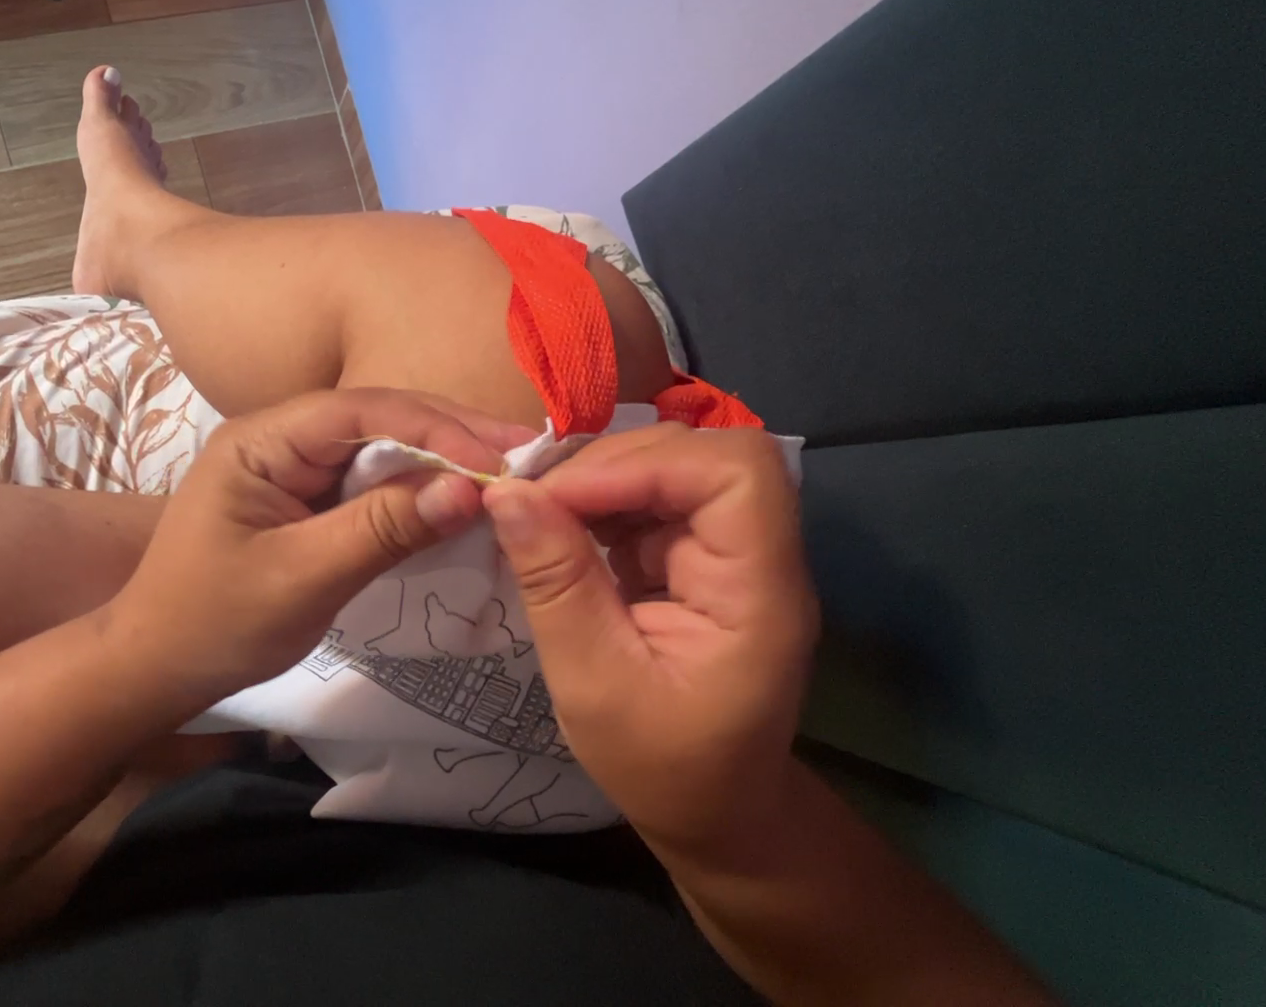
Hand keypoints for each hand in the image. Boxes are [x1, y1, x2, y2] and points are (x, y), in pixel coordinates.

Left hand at [104, 388, 531, 699]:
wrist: (158, 664)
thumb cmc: (216, 622)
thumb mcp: (301, 578)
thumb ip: (382, 530)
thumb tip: (471, 492)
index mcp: (262, 441)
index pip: (359, 411)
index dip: (434, 427)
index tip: (498, 459)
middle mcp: (280, 438)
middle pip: (377, 419)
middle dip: (449, 435)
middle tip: (526, 453)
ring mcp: (294, 468)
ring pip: (380, 449)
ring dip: (441, 460)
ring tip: (510, 470)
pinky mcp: (308, 499)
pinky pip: (371, 484)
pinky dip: (417, 492)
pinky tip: (460, 498)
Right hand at [482, 424, 818, 854]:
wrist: (712, 809)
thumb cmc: (661, 766)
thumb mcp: (593, 685)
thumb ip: (556, 584)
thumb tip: (506, 494)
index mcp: (758, 593)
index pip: (734, 473)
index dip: (645, 462)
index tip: (559, 497)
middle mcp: (756, 557)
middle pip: (702, 457)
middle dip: (609, 465)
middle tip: (533, 501)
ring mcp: (727, 553)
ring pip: (670, 469)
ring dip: (598, 480)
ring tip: (537, 512)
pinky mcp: (696, 557)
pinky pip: (648, 500)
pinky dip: (597, 503)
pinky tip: (559, 530)